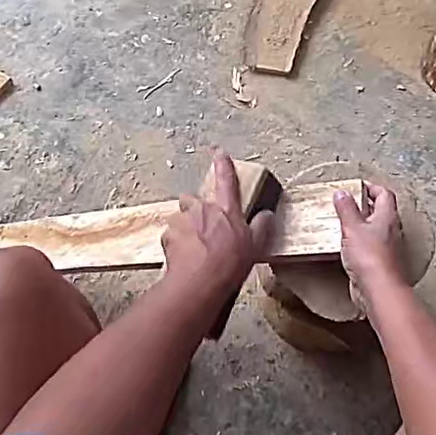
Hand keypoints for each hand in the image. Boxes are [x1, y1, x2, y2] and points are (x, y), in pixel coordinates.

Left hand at [161, 148, 274, 302]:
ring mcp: (183, 221)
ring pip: (181, 220)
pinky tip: (186, 259)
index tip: (219, 152)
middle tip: (204, 228)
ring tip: (195, 250)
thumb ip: (261, 227)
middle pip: (193, 200)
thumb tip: (267, 215)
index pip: (226, 179)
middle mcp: (202, 209)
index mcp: (226, 209)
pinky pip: (171, 237)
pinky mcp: (168, 236)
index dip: (223, 164)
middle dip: (195, 210)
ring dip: (185, 230)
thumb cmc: (229, 263)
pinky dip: (176, 245)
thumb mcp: (255, 245)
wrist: (201, 282)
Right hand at [335, 183, 407, 312]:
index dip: (371, 188)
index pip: (384, 194)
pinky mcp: (380, 262)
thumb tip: (342, 193)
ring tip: (344, 222)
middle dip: (365, 205)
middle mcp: (391, 230)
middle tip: (348, 203)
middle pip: (381, 211)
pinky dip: (360, 241)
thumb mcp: (352, 227)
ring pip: (376, 229)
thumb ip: (346, 209)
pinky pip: (371, 246)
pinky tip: (347, 245)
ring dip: (361, 224)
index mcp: (387, 216)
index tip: (356, 187)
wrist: (378, 289)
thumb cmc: (370, 257)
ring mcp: (387, 247)